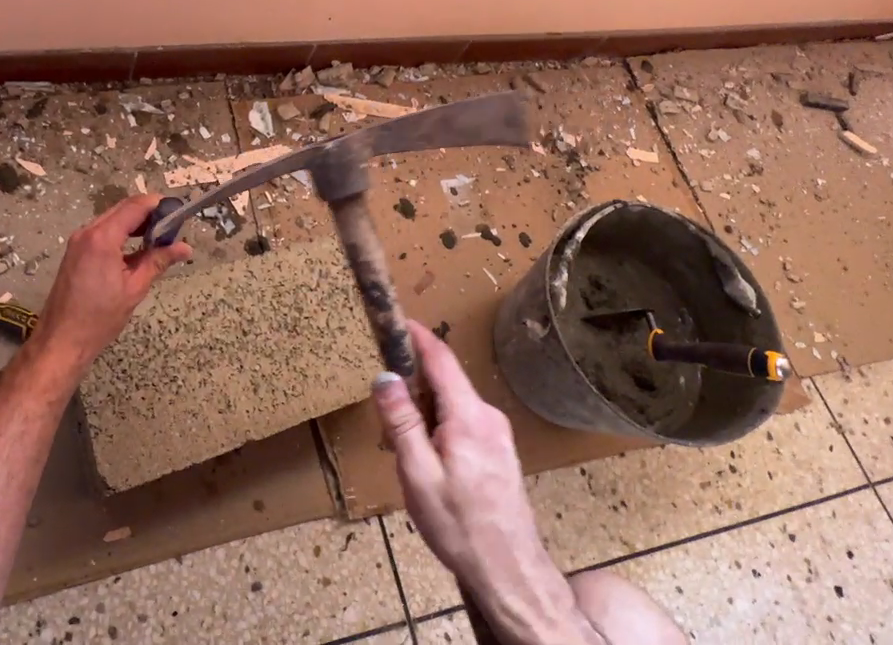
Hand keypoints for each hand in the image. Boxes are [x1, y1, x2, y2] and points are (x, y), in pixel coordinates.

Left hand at [32, 193, 191, 368]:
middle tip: (172, 227)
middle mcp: (88, 232)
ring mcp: (78, 241)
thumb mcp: (134, 288)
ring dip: (135, 223)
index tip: (178, 211)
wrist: (61, 340)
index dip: (158, 204)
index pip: (135, 206)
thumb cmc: (100, 318)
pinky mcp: (75, 251)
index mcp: (102, 238)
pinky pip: (102, 232)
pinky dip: (121, 234)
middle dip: (148, 213)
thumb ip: (159, 261)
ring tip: (160, 238)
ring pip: (112, 219)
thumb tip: (186, 248)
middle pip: (123, 209)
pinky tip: (138, 248)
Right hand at [373, 323, 600, 643]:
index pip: (442, 360)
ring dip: (425, 406)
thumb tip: (385, 376)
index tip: (394, 319)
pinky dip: (439, 422)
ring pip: (454, 402)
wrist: (510, 572)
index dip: (418, 336)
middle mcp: (488, 417)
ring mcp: (498, 434)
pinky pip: (464, 420)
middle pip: (446, 380)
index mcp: (469, 417)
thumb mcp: (418, 475)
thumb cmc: (459, 526)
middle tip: (382, 392)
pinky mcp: (500, 450)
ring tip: (399, 434)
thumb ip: (402, 423)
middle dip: (413, 378)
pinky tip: (425, 452)